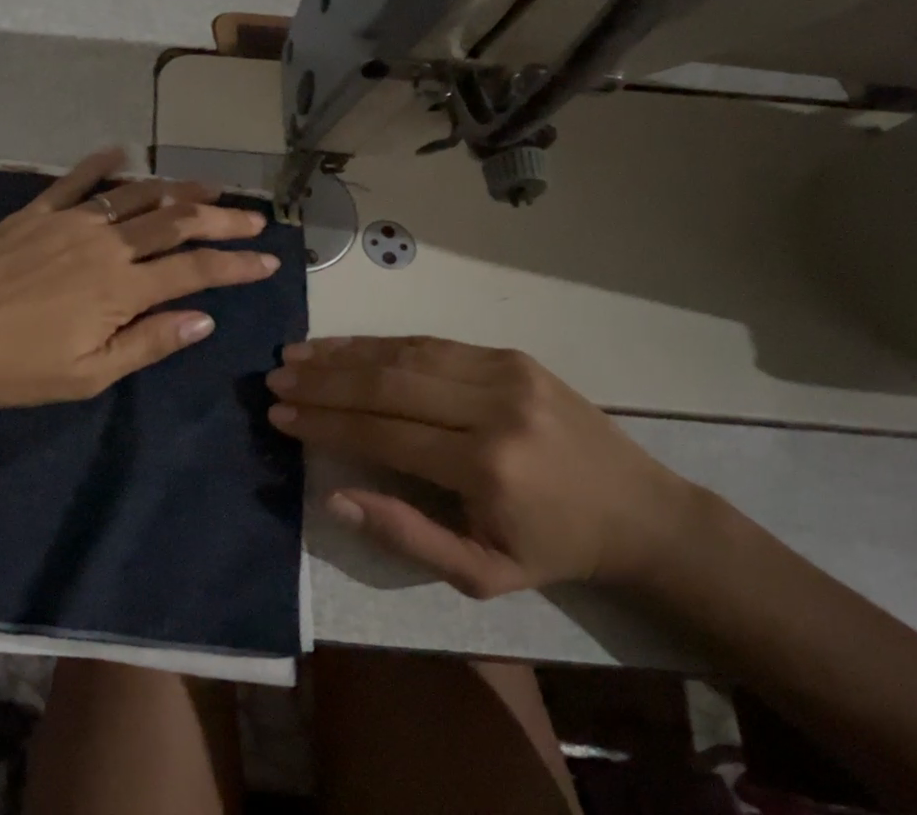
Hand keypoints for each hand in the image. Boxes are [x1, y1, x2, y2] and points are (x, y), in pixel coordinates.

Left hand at [0, 148, 280, 409]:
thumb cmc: (9, 368)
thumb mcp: (85, 374)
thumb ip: (147, 343)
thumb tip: (203, 320)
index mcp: (120, 290)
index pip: (194, 272)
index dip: (236, 265)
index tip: (269, 261)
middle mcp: (102, 246)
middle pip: (174, 223)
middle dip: (220, 218)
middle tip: (253, 216)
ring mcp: (66, 223)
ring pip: (134, 197)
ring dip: (176, 188)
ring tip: (208, 183)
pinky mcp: (31, 214)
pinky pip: (74, 181)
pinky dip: (100, 164)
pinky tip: (121, 151)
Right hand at [265, 337, 701, 596]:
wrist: (642, 511)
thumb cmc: (552, 550)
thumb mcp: (480, 573)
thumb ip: (405, 536)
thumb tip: (334, 498)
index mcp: (485, 465)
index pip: (382, 432)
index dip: (324, 422)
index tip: (278, 415)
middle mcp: (493, 408)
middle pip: (387, 384)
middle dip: (323, 380)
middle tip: (274, 379)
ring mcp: (505, 373)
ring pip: (405, 355)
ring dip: (343, 353)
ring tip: (296, 355)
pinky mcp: (512, 356)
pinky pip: (432, 344)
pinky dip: (381, 343)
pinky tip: (346, 346)